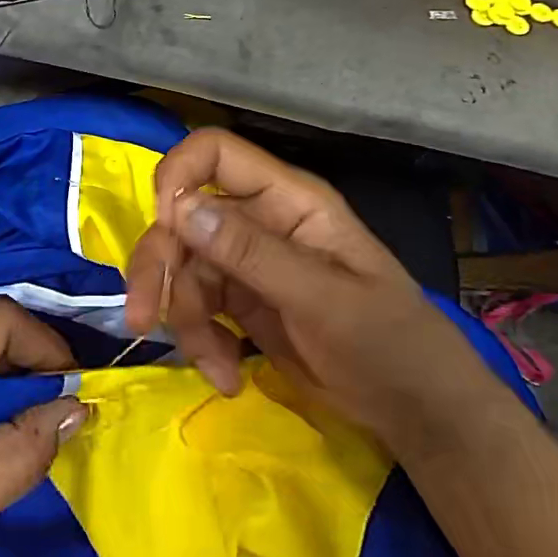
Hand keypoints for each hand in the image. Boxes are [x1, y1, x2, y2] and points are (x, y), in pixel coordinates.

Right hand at [124, 128, 510, 448]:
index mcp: (289, 199)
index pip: (216, 154)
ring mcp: (250, 263)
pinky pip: (199, 308)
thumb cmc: (385, 338)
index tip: (162, 228)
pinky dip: (201, 342)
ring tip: (216, 367)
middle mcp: (262, 221)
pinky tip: (226, 376)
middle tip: (144, 317)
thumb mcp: (322, 297)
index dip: (178, 176)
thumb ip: (252, 252)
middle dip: (161, 264)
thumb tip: (180, 206)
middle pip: (184, 216)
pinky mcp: (244, 302)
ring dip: (185, 318)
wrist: (412, 403)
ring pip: (185, 269)